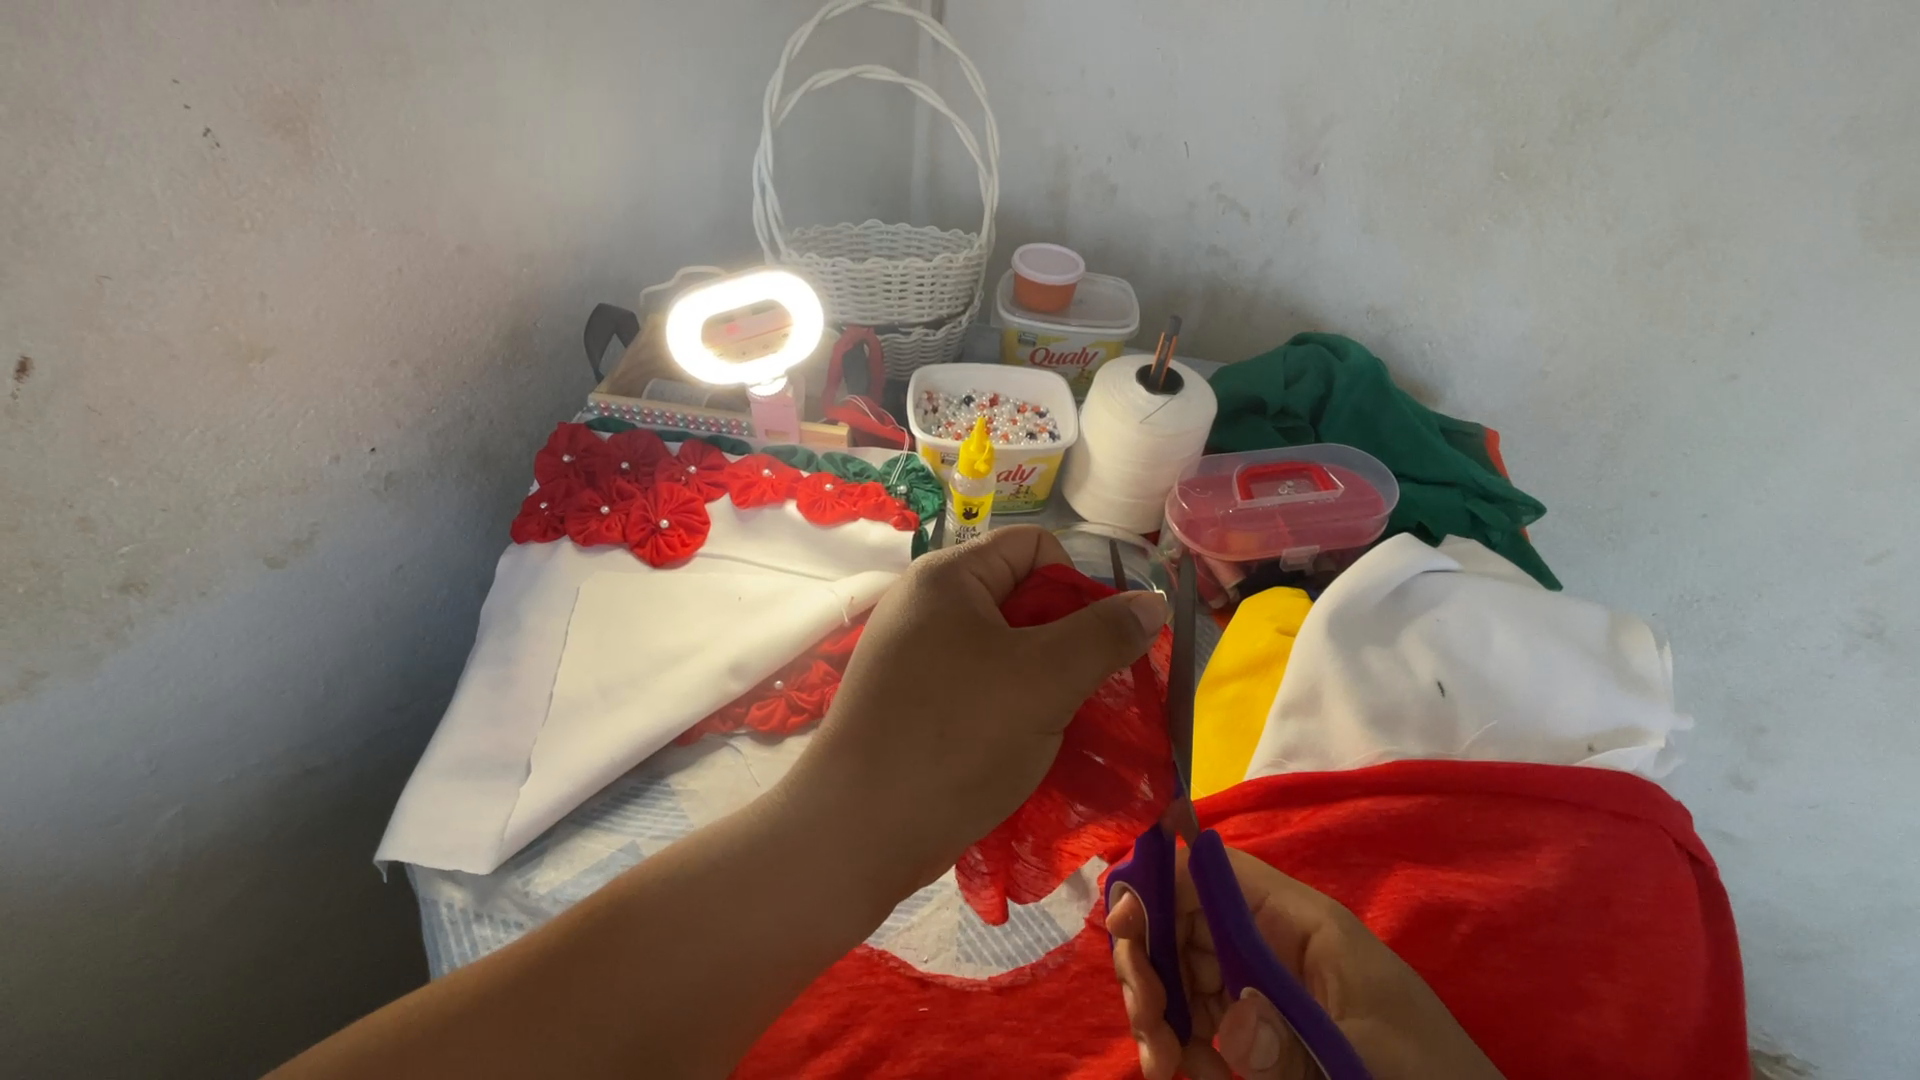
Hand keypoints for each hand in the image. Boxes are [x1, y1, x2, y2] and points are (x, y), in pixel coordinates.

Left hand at [779, 525, 1167, 901]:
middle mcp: (925, 605)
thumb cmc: (955, 737)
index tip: (1095, 645)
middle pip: (1020, 599)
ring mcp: (913, 656)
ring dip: (1041, 684)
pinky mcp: (910, 702)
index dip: (1077, 586)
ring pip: (1003, 651)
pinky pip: (977, 687)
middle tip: (1081, 693)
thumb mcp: (1045, 680)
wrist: (857, 831)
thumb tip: (1151, 602)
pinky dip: (1009, 708)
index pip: (1035, 547)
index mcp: (949, 577)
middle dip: (1064, 643)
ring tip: (1054, 726)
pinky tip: (1021, 746)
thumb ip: (1104, 635)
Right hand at [1109, 845, 1504, 1079]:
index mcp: (1301, 925)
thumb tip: (1228, 1021)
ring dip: (1158, 1011)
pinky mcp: (1261, 1035)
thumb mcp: (1366, 1065)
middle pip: (1184, 924)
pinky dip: (1179, 1046)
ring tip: (1162, 1063)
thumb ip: (1292, 1047)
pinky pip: (1200, 1023)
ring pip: (1182, 975)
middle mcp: (1273, 946)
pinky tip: (1182, 1072)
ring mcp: (1264, 992)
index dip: (1160, 884)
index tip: (1123, 923)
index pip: (1213, 874)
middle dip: (1150, 962)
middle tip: (1145, 1017)